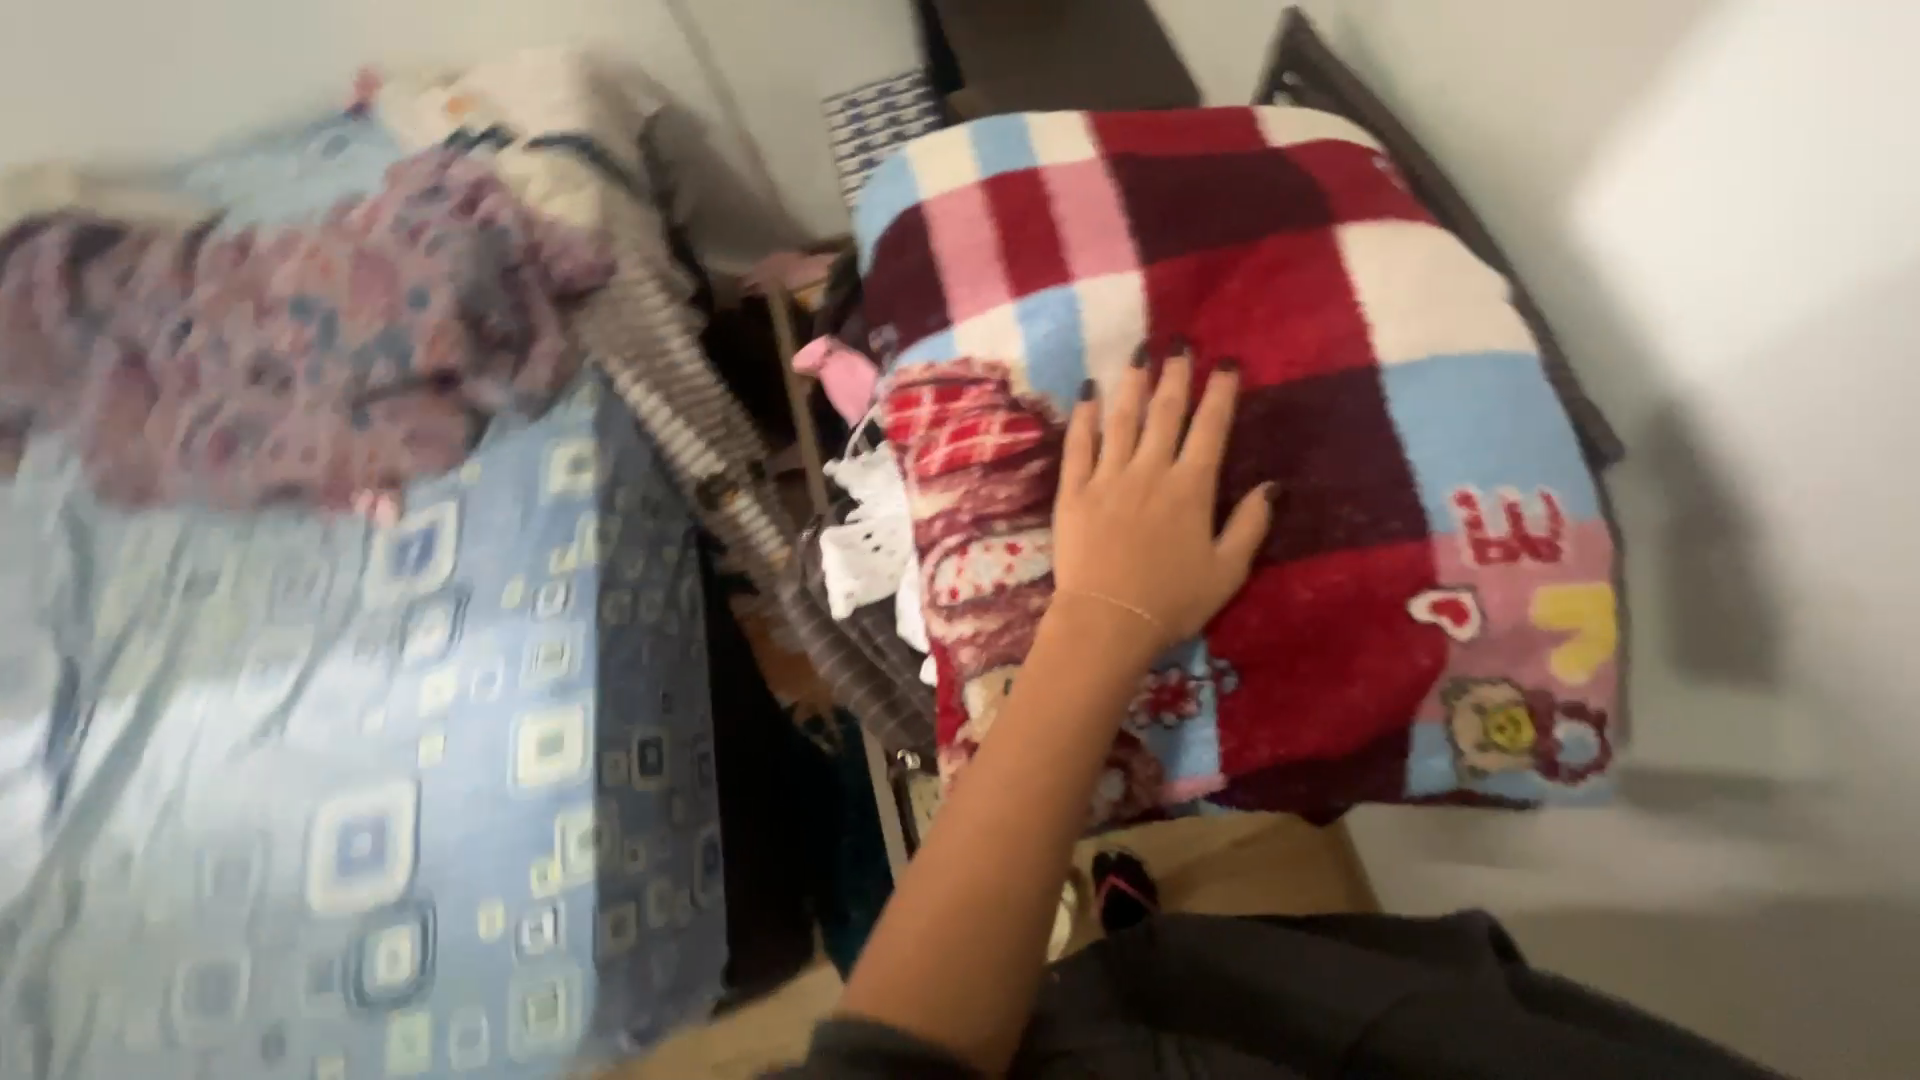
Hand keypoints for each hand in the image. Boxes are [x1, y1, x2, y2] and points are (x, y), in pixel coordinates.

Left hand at [1050, 343, 1274, 653]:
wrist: (1108, 621)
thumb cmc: (1172, 602)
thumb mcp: (1228, 570)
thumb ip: (1251, 525)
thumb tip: (1274, 485)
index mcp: (1192, 488)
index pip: (1211, 428)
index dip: (1220, 392)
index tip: (1226, 363)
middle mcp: (1150, 471)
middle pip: (1165, 412)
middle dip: (1175, 374)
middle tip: (1179, 343)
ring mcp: (1107, 478)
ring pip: (1121, 419)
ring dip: (1132, 383)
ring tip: (1138, 353)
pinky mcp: (1073, 492)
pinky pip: (1078, 445)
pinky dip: (1084, 416)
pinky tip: (1088, 392)